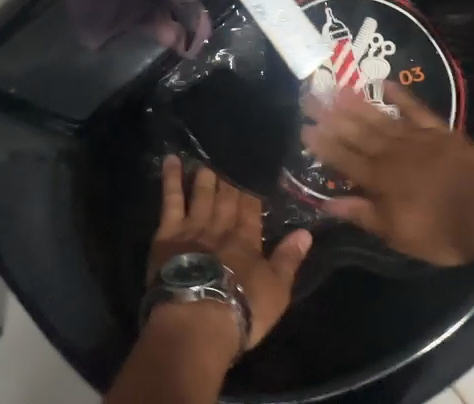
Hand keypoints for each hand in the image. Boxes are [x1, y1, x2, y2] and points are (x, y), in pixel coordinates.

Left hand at [149, 155, 311, 349]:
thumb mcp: (277, 290)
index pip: (251, 208)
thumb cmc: (242, 309)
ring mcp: (193, 227)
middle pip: (226, 196)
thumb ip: (289, 259)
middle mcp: (221, 226)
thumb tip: (306, 232)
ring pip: (201, 193)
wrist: (198, 318)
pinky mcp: (168, 234)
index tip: (252, 169)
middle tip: (228, 154)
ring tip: (206, 157)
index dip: (251, 188)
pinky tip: (170, 160)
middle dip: (228, 176)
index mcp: (247, 239)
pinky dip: (171, 179)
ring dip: (204, 175)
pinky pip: (171, 201)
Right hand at [302, 83, 473, 264]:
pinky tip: (385, 83)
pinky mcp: (439, 131)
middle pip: (356, 132)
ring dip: (356, 104)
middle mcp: (391, 153)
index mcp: (379, 179)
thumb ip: (363, 214)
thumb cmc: (441, 231)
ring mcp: (416, 138)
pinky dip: (400, 96)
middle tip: (309, 98)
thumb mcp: (397, 234)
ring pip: (379, 118)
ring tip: (335, 88)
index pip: (344, 158)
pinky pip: (415, 109)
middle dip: (331, 116)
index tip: (303, 128)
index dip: (323, 144)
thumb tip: (328, 202)